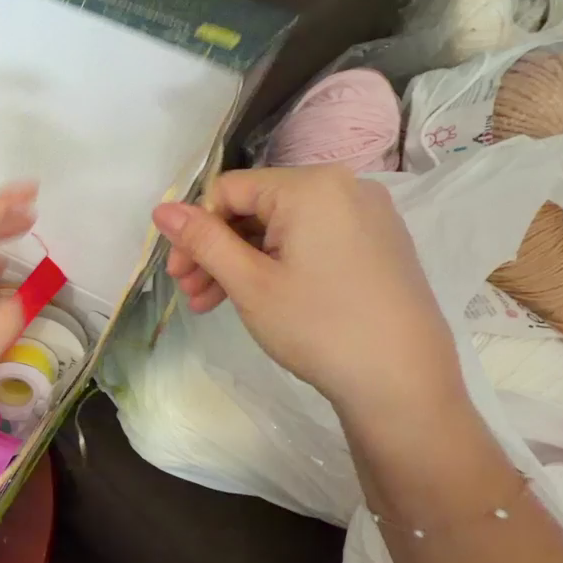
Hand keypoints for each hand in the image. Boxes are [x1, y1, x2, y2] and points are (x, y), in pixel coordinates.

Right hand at [156, 165, 462, 423]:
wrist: (401, 376)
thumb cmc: (317, 325)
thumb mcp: (249, 283)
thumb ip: (203, 241)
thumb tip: (161, 209)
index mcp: (311, 187)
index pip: (228, 189)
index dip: (194, 229)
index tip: (178, 275)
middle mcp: (344, 187)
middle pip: (254, 207)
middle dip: (214, 249)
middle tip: (190, 295)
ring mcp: (365, 215)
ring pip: (279, 228)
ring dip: (239, 262)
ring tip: (213, 305)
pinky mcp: (375, 242)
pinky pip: (308, 240)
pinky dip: (274, 265)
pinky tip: (257, 299)